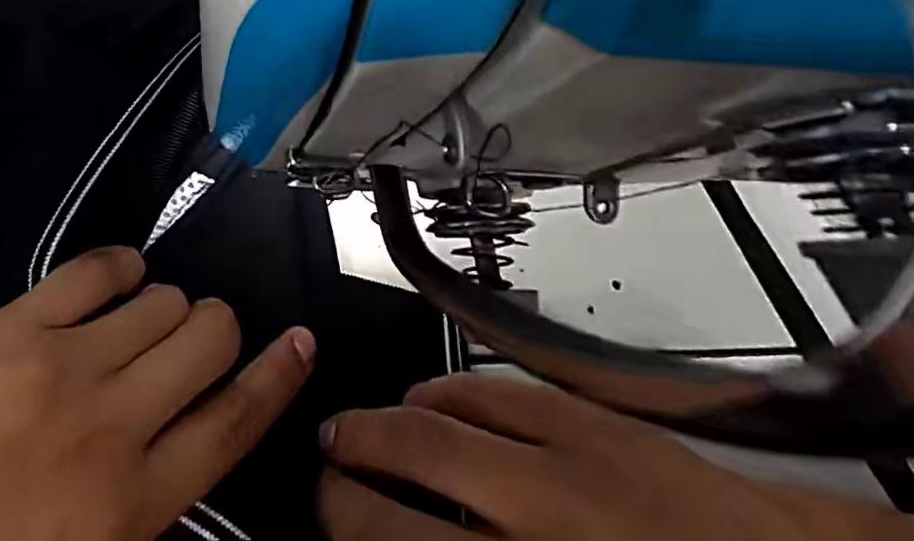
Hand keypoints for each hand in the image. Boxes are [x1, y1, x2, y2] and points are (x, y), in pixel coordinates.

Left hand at [0, 246, 314, 540]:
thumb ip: (155, 507)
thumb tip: (198, 440)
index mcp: (132, 500)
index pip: (234, 418)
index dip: (278, 374)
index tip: (300, 340)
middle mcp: (113, 424)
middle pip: (209, 336)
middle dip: (213, 329)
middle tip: (191, 341)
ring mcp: (65, 366)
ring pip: (163, 298)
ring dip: (163, 306)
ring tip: (137, 324)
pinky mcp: (18, 327)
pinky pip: (99, 268)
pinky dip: (120, 267)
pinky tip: (115, 280)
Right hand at [316, 374, 913, 540]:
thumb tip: (425, 538)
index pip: (406, 540)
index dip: (349, 524)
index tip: (322, 512)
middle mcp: (541, 519)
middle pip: (413, 476)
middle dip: (350, 470)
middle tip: (320, 464)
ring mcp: (569, 460)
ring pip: (447, 422)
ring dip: (390, 420)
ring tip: (357, 424)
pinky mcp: (594, 421)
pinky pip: (500, 391)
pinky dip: (451, 388)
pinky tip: (431, 394)